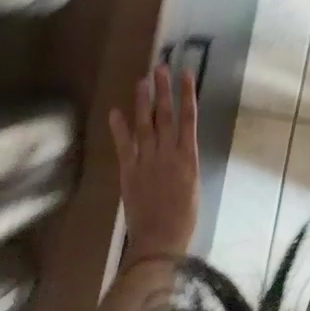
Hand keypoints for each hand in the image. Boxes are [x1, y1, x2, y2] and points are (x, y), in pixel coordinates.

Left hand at [108, 65, 200, 259]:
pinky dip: (119, 129)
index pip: (189, 117)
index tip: (187, 73)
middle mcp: (167, 153)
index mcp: (188, 156)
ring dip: (143, 102)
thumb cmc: (184, 217)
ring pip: (145, 125)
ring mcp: (146, 161)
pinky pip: (124, 146)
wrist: (159, 242)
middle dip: (163, 90)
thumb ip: (186, 160)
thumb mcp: (193, 184)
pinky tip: (116, 112)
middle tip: (161, 67)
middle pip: (165, 115)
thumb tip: (182, 142)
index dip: (188, 94)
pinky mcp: (129, 172)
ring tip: (142, 81)